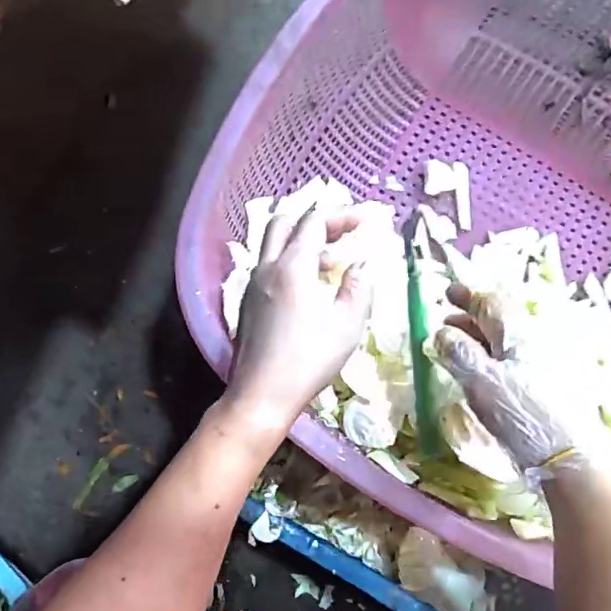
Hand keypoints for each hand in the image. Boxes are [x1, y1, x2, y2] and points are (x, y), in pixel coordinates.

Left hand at [226, 206, 371, 431]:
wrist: (260, 394)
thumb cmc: (309, 360)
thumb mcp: (347, 325)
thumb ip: (358, 288)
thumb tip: (361, 265)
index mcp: (292, 266)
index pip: (314, 220)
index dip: (341, 215)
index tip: (365, 221)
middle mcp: (266, 268)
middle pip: (284, 223)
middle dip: (314, 221)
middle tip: (341, 234)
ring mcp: (251, 285)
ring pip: (272, 245)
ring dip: (300, 243)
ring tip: (329, 264)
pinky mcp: (246, 303)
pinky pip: (267, 267)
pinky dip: (287, 263)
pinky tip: (307, 289)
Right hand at [435, 284, 577, 473]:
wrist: (569, 455)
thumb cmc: (521, 414)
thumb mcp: (480, 382)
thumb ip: (458, 353)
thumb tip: (442, 332)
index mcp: (519, 333)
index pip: (491, 303)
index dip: (468, 296)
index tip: (448, 292)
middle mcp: (537, 339)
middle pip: (502, 320)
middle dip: (472, 318)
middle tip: (448, 323)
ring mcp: (549, 361)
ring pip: (509, 340)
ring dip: (482, 339)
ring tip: (461, 347)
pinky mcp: (553, 383)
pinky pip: (517, 357)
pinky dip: (496, 357)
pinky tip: (486, 372)